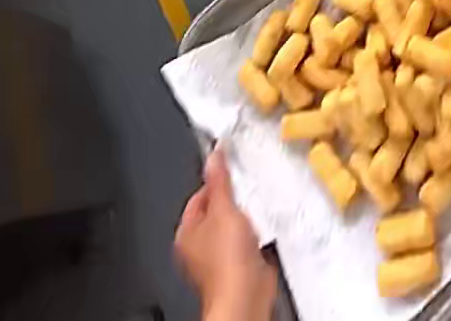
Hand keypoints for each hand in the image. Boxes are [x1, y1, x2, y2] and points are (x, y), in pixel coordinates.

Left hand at [174, 148, 275, 320]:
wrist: (247, 293)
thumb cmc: (226, 260)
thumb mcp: (223, 207)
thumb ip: (219, 180)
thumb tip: (213, 156)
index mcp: (186, 232)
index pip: (200, 194)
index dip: (216, 179)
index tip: (231, 168)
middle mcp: (200, 245)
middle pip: (218, 207)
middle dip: (235, 197)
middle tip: (247, 188)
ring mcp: (220, 254)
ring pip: (236, 221)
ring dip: (248, 213)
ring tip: (256, 207)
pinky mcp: (240, 261)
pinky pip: (249, 236)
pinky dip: (257, 229)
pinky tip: (264, 225)